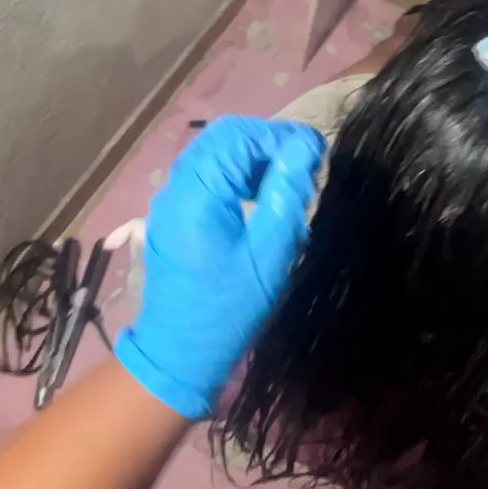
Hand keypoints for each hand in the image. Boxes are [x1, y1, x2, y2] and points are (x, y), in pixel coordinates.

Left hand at [114, 117, 325, 417]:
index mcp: (197, 193)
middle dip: (268, 141)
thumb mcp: (269, 254)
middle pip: (224, 136)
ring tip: (288, 179)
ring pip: (216, 150)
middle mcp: (177, 186)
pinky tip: (262, 194)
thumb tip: (306, 146)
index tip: (316, 154)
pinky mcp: (175, 211)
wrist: (178, 352)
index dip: (281, 136)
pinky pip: (208, 171)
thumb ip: (286, 194)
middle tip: (304, 163)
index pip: (240, 136)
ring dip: (255, 155)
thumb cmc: (228, 309)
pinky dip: (238, 170)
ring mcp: (171, 198)